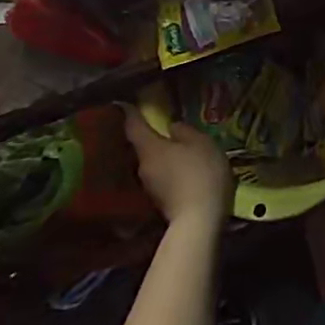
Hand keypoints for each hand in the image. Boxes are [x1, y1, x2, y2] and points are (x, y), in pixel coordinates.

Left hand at [121, 107, 234, 226]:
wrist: (199, 221)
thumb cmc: (200, 173)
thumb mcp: (201, 144)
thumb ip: (185, 131)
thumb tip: (172, 127)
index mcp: (149, 147)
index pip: (133, 125)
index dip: (130, 113)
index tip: (124, 103)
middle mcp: (142, 166)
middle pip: (142, 147)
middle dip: (152, 139)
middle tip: (165, 132)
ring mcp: (149, 187)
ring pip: (153, 165)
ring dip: (164, 159)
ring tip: (181, 155)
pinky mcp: (159, 203)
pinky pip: (163, 181)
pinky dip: (171, 175)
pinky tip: (185, 176)